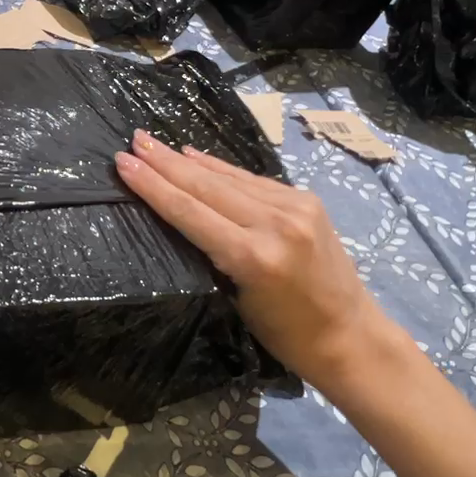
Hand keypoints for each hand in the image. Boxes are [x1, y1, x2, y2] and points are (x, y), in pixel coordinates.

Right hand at [115, 130, 396, 388]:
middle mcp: (275, 224)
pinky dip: (220, 168)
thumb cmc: (284, 333)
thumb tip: (180, 211)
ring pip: (228, 177)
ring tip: (154, 143)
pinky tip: (196, 157)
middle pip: (205, 185)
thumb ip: (212, 250)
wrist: (352, 336)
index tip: (123, 163)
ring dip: (187, 160)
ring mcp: (295, 208)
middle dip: (163, 162)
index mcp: (253, 257)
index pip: (189, 211)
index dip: (152, 185)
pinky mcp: (307, 200)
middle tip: (133, 140)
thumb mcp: (235, 296)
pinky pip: (251, 180)